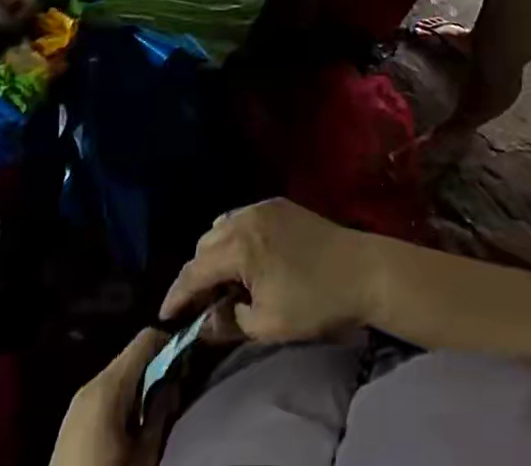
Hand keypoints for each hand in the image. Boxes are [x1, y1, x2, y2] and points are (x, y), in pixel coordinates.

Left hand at [50, 328, 169, 465]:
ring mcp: (78, 401)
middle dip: (157, 368)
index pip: (145, 340)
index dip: (170, 344)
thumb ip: (161, 411)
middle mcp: (91, 383)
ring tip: (160, 409)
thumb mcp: (144, 454)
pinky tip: (135, 424)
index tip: (189, 361)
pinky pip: (105, 394)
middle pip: (131, 357)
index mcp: (108, 385)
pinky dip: (125, 399)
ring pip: (119, 376)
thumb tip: (173, 383)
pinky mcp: (73, 419)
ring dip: (141, 386)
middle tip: (179, 389)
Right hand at [160, 200, 378, 342]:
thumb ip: (228, 322)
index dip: (177, 295)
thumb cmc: (317, 303)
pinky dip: (233, 236)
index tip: (165, 316)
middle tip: (199, 303)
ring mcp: (262, 208)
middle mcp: (244, 219)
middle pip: (203, 246)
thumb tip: (203, 323)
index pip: (194, 271)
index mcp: (239, 248)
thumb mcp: (269, 325)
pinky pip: (241, 217)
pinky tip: (246, 257)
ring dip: (214, 252)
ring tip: (222, 279)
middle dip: (196, 274)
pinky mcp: (278, 205)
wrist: (365, 271)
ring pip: (220, 227)